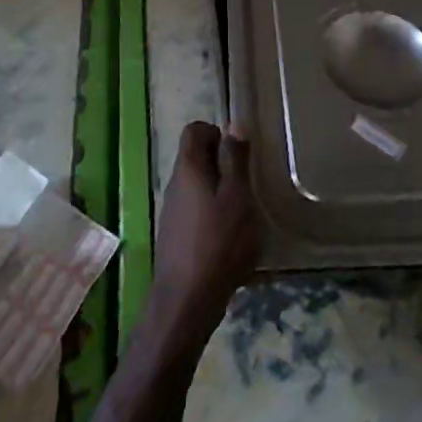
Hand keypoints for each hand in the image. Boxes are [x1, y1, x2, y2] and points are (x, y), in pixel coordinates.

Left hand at [152, 121, 260, 318]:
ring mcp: (173, 209)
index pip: (195, 130)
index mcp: (188, 167)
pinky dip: (214, 213)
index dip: (217, 133)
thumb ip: (235, 160)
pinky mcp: (176, 233)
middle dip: (223, 163)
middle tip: (248, 183)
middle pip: (196, 157)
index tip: (240, 153)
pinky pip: (197, 209)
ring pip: (197, 184)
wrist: (187, 297)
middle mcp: (175, 182)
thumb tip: (234, 124)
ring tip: (245, 211)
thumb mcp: (237, 197)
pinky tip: (231, 237)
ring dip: (220, 190)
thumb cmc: (219, 241)